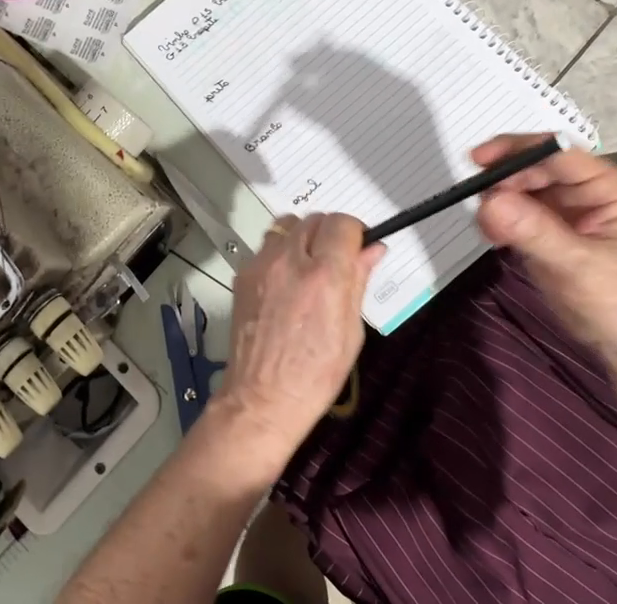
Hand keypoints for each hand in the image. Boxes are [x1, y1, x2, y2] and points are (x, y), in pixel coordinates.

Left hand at [212, 213, 384, 465]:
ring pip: (286, 226)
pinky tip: (285, 284)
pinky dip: (280, 255)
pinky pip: (266, 248)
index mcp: (325, 276)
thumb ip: (359, 281)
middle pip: (313, 219)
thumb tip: (373, 248)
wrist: (263, 397)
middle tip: (335, 259)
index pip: (342, 223)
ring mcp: (261, 265)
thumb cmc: (317, 374)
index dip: (354, 232)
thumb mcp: (351, 331)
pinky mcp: (242, 275)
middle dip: (329, 233)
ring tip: (308, 268)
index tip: (357, 248)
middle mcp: (290, 261)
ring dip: (301, 238)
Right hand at [472, 135, 616, 364]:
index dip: (517, 151)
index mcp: (612, 188)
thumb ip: (535, 232)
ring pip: (521, 188)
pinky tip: (494, 238)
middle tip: (479, 203)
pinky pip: (516, 212)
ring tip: (489, 229)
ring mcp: (567, 212)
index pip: (558, 154)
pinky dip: (499, 219)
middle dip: (504, 181)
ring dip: (499, 201)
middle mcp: (589, 192)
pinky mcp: (550, 232)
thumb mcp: (581, 267)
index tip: (477, 160)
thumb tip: (488, 201)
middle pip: (535, 167)